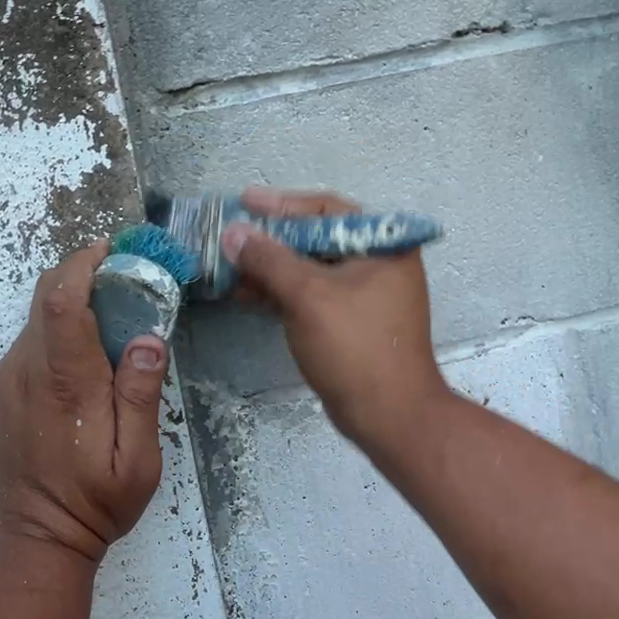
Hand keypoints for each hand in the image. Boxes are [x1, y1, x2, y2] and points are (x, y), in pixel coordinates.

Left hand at [0, 242, 170, 562]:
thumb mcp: (138, 461)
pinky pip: (27, 344)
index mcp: (64, 385)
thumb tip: (148, 337)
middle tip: (122, 277)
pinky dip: (56, 335)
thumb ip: (141, 395)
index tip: (114, 250)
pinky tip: (80, 365)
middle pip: (45, 296)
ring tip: (110, 325)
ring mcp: (2, 380)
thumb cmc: (94, 504)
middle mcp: (24, 372)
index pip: (63, 301)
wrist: (31, 543)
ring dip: (72, 307)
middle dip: (82, 274)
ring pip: (36, 319)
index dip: (85, 264)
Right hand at [221, 186, 448, 447]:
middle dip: (270, 238)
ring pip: (309, 268)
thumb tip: (232, 233)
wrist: (390, 417)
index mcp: (382, 244)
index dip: (282, 204)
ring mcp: (365, 293)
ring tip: (228, 265)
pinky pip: (311, 293)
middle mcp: (378, 262)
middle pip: (315, 237)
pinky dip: (280, 291)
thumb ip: (267, 259)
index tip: (244, 201)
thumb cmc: (354, 346)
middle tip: (232, 233)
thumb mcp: (306, 295)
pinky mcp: (351, 320)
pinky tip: (245, 294)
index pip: (326, 209)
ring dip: (269, 267)